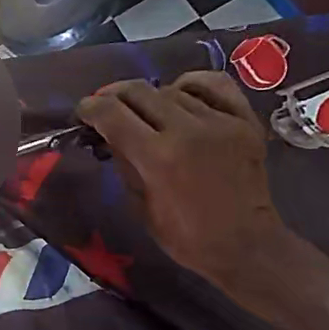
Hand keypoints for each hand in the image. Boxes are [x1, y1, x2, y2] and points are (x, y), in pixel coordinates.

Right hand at [77, 71, 291, 290]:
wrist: (245, 245)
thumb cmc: (186, 236)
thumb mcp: (140, 205)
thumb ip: (125, 164)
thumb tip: (110, 136)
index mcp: (157, 157)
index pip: (112, 114)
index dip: (89, 108)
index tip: (83, 112)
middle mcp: (187, 130)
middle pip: (138, 92)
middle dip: (113, 95)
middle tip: (105, 106)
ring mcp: (219, 122)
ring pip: (171, 89)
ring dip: (149, 96)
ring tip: (143, 110)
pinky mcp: (244, 120)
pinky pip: (214, 84)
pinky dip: (192, 84)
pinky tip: (181, 94)